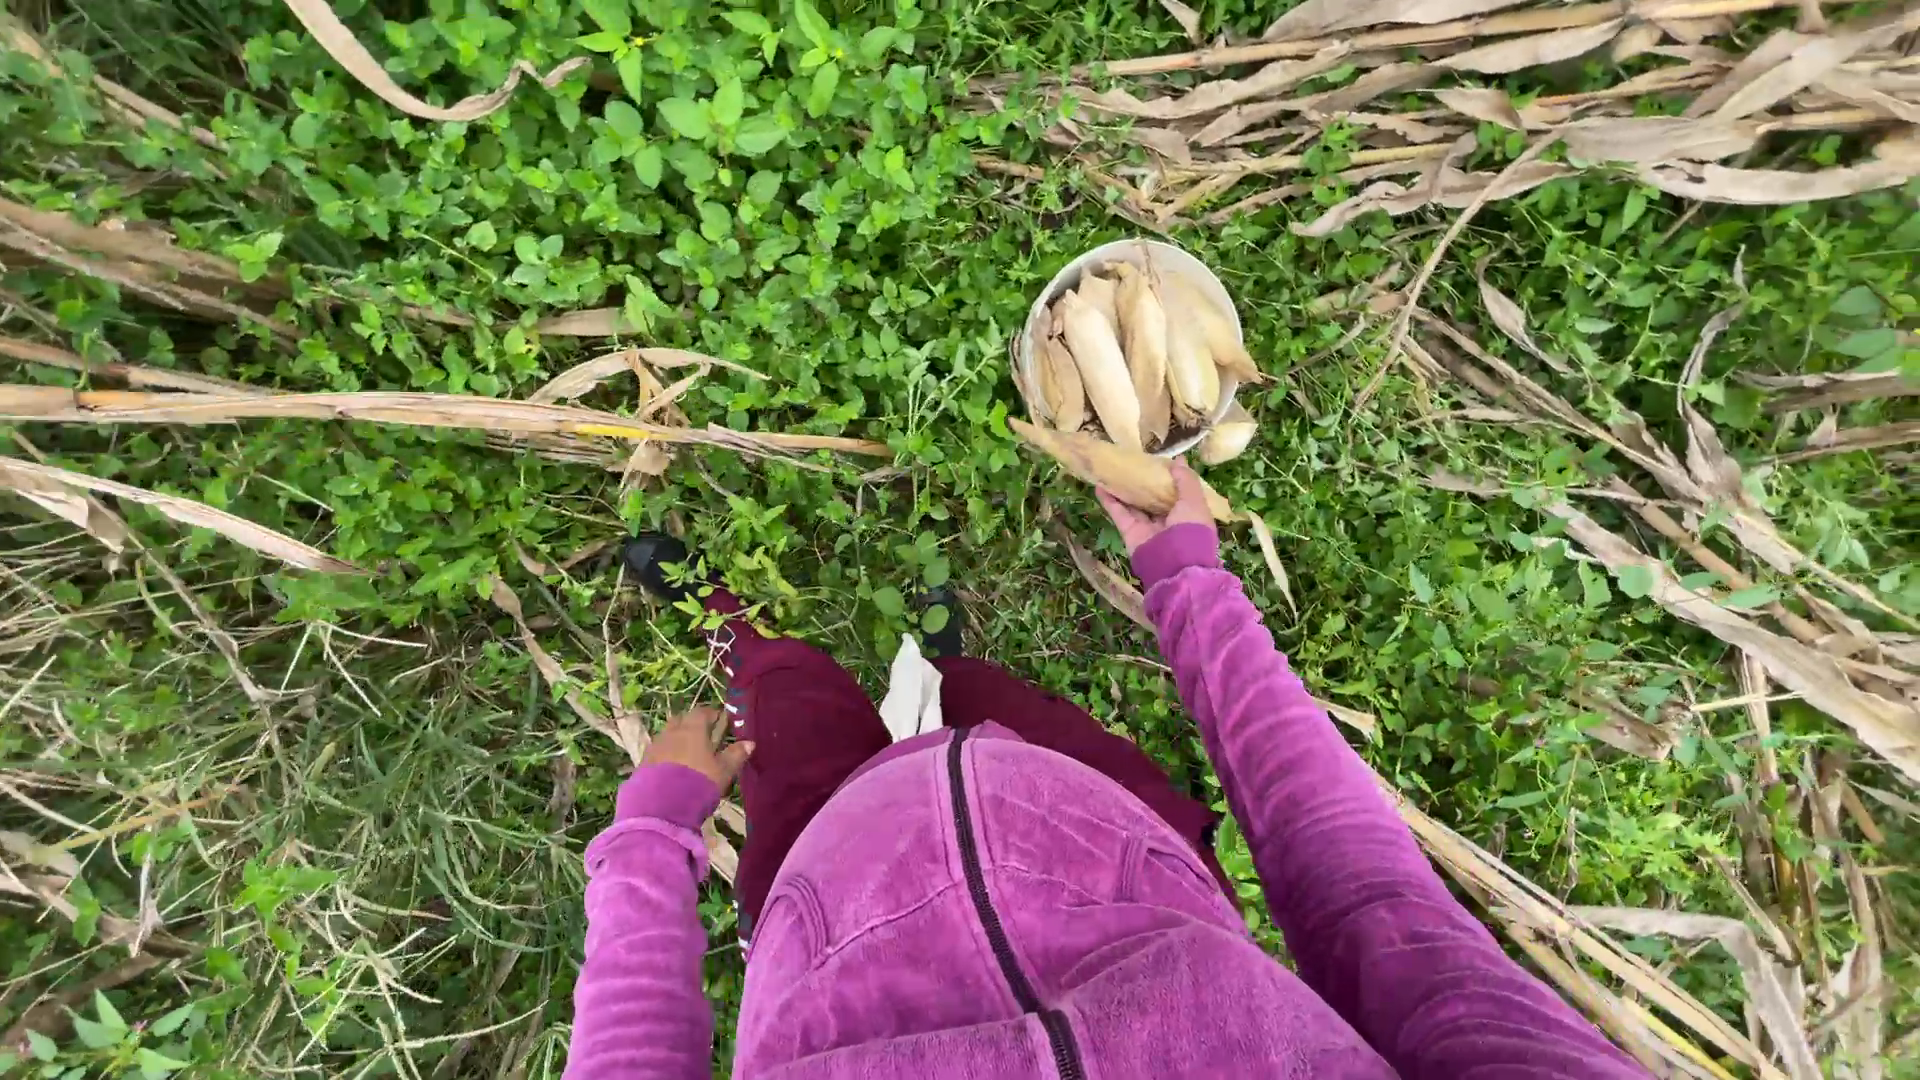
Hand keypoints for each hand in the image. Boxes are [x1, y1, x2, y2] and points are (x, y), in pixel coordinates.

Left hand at [642, 707, 753, 792]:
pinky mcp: (642, 765)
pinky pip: (656, 752)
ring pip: (667, 736)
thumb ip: (736, 754)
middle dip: (690, 723)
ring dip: (676, 739)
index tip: (719, 720)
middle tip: (701, 734)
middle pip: (680, 720)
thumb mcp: (723, 770)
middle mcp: (671, 733)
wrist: (661, 809)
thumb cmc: (699, 783)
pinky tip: (671, 769)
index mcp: (692, 729)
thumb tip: (750, 742)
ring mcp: (654, 748)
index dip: (711, 714)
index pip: (701, 712)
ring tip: (686, 754)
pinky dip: (665, 755)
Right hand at [1096, 458, 1217, 556]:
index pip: (1176, 492)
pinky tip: (1099, 486)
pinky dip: (1109, 501)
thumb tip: (1179, 460)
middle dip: (1144, 482)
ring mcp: (1146, 526)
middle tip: (1133, 461)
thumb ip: (1186, 480)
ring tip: (1113, 470)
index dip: (1168, 477)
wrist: (1174, 564)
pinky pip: (1119, 513)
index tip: (1158, 460)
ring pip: (1133, 504)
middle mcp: (1167, 520)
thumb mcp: (1195, 501)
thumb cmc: (1191, 530)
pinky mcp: (1130, 532)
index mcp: (1187, 513)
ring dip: (1123, 489)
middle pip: (1152, 497)